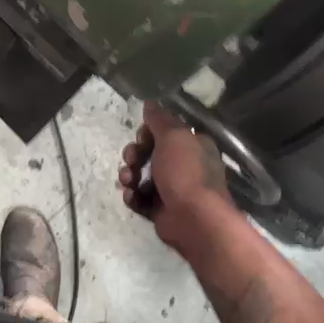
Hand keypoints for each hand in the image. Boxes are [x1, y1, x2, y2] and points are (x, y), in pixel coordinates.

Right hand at [118, 100, 236, 248]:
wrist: (195, 220)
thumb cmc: (186, 172)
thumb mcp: (173, 136)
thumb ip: (159, 118)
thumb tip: (150, 103)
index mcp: (193, 146)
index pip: (164, 133)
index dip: (148, 133)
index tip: (141, 138)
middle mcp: (185, 166)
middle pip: (149, 153)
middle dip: (134, 155)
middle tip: (131, 160)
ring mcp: (173, 189)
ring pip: (141, 176)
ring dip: (129, 175)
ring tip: (128, 181)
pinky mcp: (162, 210)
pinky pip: (141, 198)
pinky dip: (133, 196)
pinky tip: (131, 196)